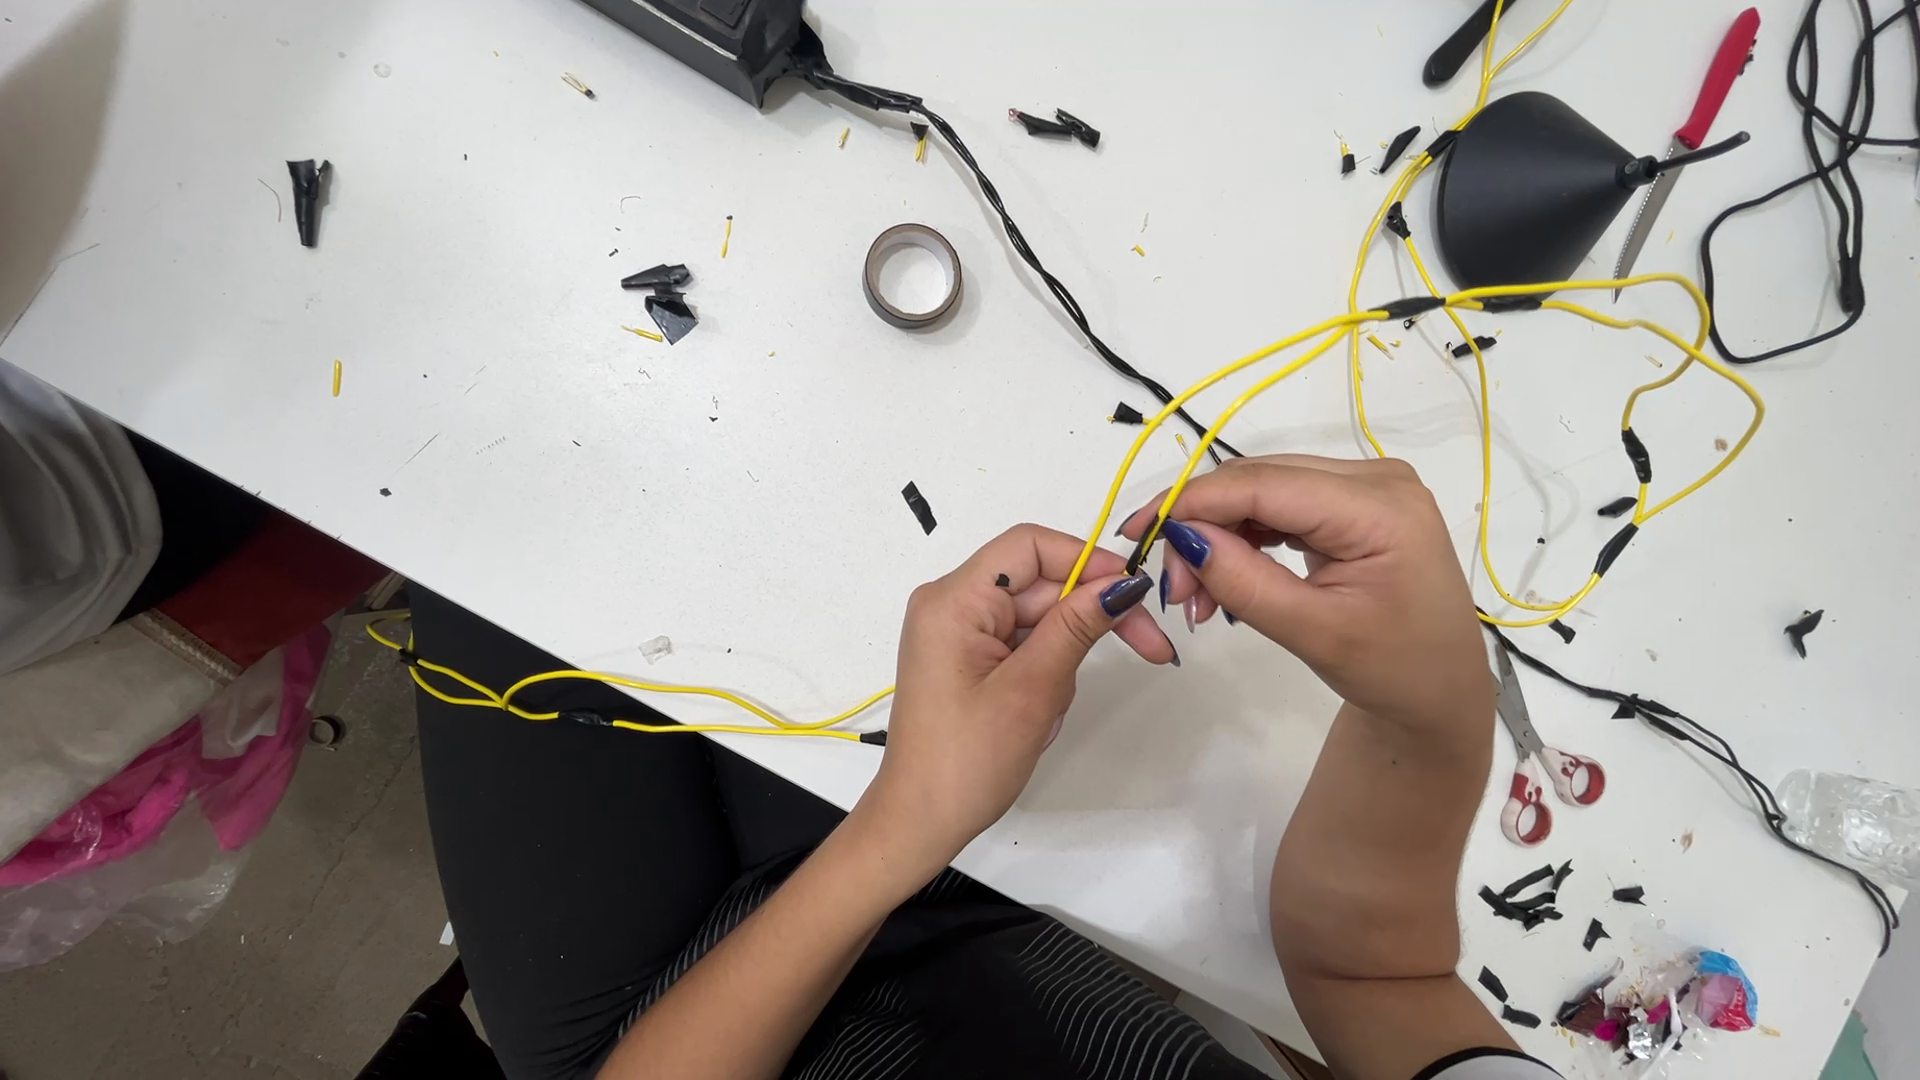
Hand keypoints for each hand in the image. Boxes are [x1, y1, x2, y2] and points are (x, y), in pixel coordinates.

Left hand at [848, 524, 1173, 887]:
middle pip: (1040, 583)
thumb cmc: (968, 761)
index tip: (1134, 590)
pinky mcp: (969, 657)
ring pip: (1038, 618)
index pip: (1029, 546)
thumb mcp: (1032, 690)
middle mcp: (952, 604)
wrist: (920, 822)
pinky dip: (1045, 674)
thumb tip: (1124, 582)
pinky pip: (1023, 645)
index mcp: (953, 599)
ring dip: (1062, 659)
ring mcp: (959, 632)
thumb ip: (1076, 627)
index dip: (1087, 560)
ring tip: (1047, 712)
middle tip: (1152, 649)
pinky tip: (1038, 715)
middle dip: (1088, 618)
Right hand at [1118, 455, 1490, 729]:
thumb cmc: (1393, 670)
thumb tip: (1180, 537)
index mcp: (1379, 507)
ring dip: (1214, 533)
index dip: (1192, 502)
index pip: (1262, 484)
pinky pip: (1274, 506)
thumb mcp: (1313, 632)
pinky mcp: (1347, 505)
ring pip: (1257, 491)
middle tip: (1171, 587)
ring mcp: (1361, 488)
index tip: (1138, 535)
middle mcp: (1373, 479)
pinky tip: (1220, 571)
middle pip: (1255, 481)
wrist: (1438, 690)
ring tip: (1193, 592)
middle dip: (1199, 526)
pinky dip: (1238, 536)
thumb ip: (1243, 581)